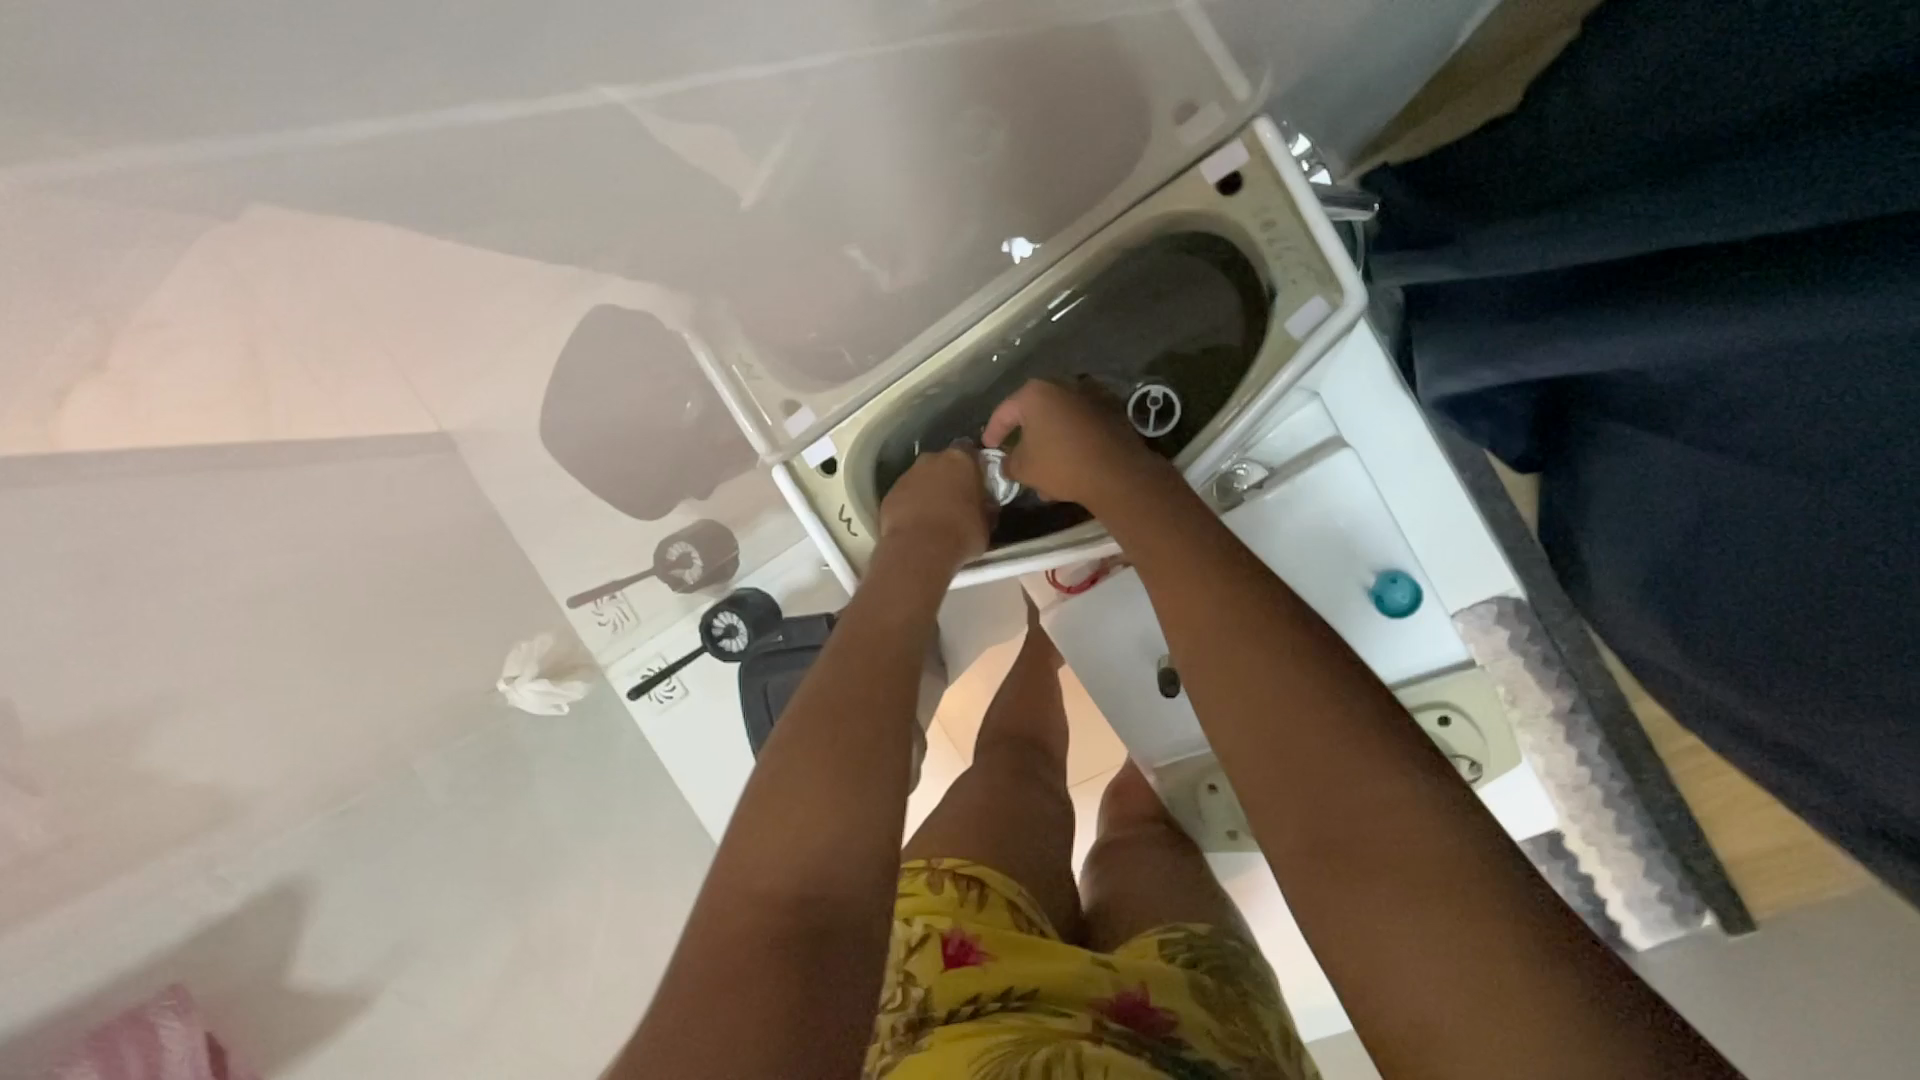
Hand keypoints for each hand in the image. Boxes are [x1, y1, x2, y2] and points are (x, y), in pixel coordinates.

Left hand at [878, 447, 995, 564]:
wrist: (919, 550)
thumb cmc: (961, 534)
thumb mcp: (986, 524)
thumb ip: (985, 508)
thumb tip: (985, 507)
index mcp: (961, 460)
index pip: (970, 453)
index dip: (973, 469)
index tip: (976, 485)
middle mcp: (931, 460)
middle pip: (943, 464)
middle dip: (948, 479)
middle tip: (956, 501)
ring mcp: (907, 475)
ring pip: (921, 479)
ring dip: (927, 492)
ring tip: (934, 517)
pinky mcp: (889, 494)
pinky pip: (905, 496)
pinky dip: (910, 506)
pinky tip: (916, 525)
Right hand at [981, 379, 1172, 510]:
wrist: (1117, 472)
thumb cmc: (1061, 464)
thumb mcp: (1023, 469)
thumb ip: (1008, 462)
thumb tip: (1007, 462)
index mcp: (1036, 394)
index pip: (1004, 412)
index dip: (992, 432)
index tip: (989, 448)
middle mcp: (1062, 387)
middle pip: (1034, 416)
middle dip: (1025, 440)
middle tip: (1016, 461)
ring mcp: (1089, 398)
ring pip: (1058, 425)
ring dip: (1048, 447)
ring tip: (1043, 476)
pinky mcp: (1110, 414)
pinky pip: (1079, 429)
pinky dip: (1070, 445)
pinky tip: (1068, 469)